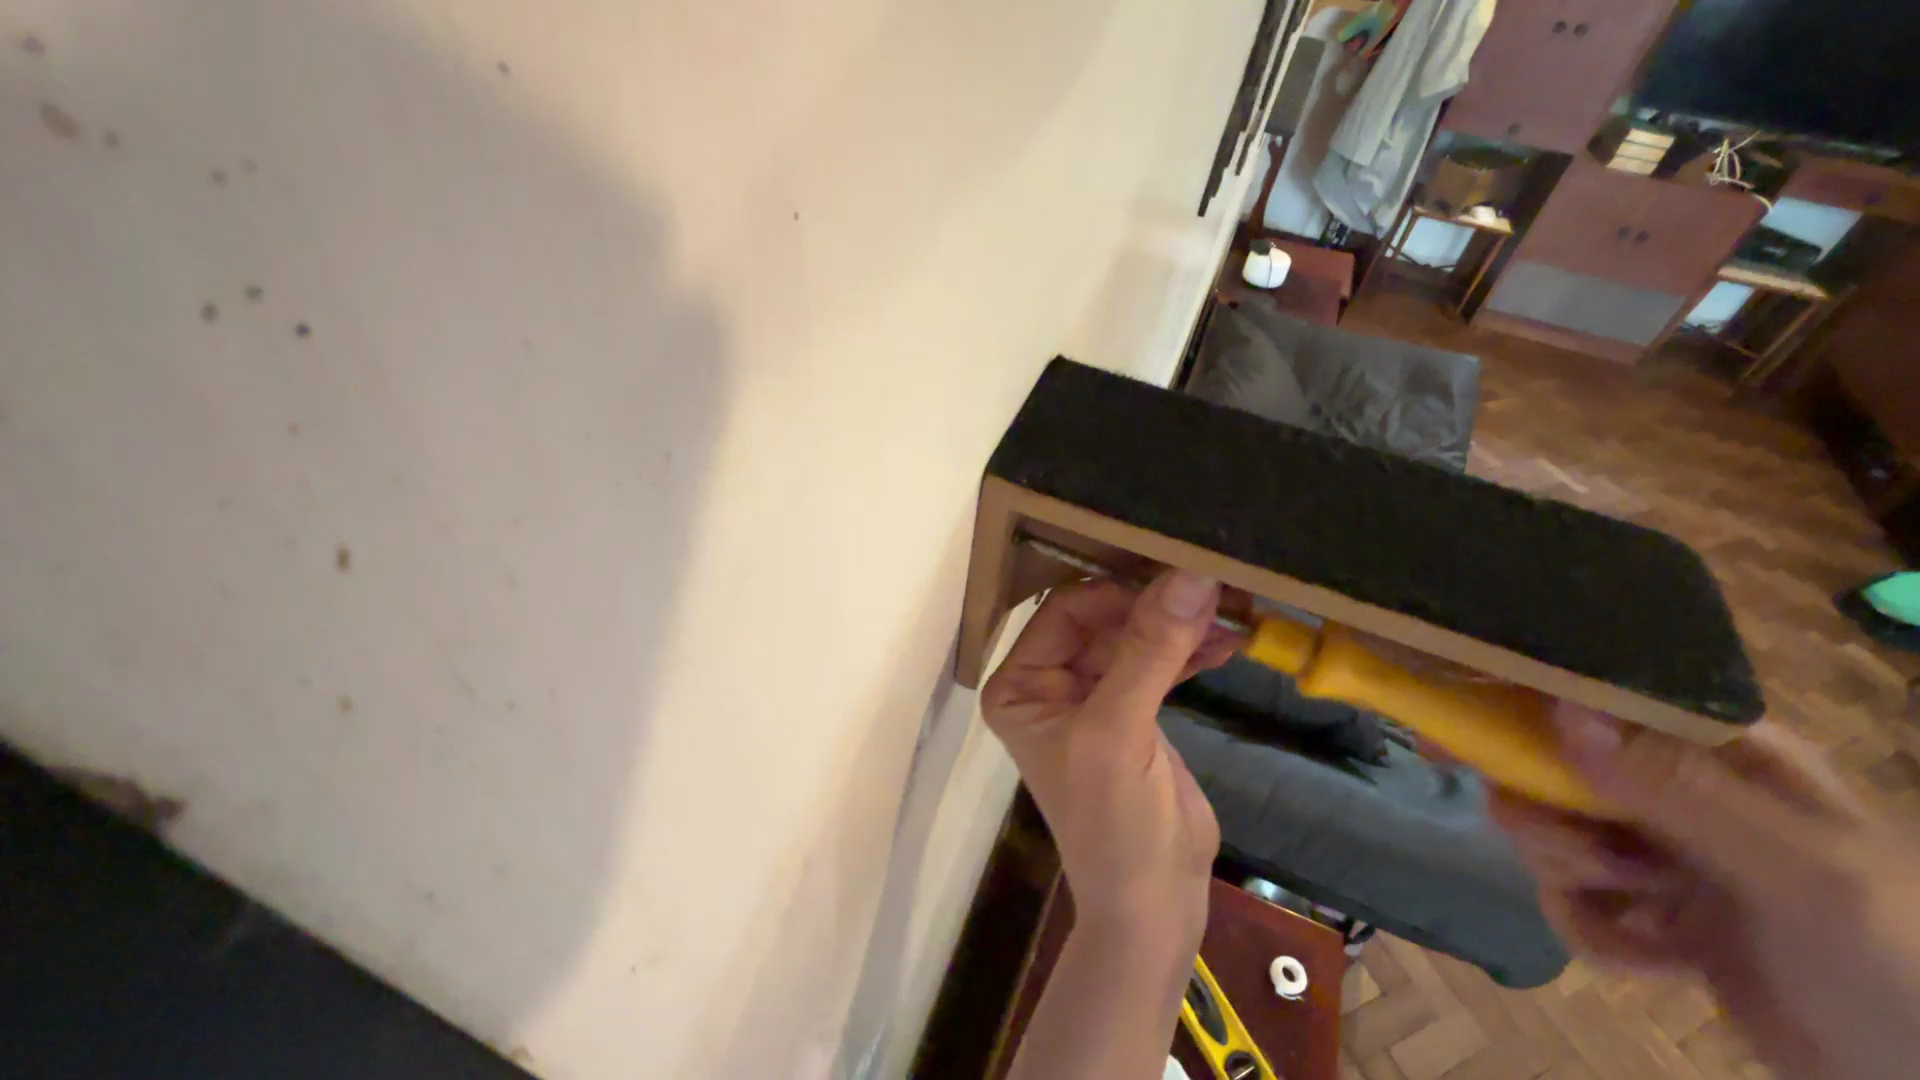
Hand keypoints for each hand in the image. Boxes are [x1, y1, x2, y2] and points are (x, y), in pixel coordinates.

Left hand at [982, 570, 1239, 937]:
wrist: (1154, 900)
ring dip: (1180, 627)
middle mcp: (1048, 685)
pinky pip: (1159, 664)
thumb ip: (1151, 651)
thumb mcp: (1120, 731)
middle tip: (1212, 586)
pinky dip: (1190, 652)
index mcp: (1019, 686)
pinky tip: (1227, 643)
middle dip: (1154, 605)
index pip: (1063, 611)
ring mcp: (1093, 698)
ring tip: (1230, 613)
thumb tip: (1190, 576)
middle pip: (1102, 619)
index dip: (1116, 591)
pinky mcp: (1134, 713)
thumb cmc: (1114, 820)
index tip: (1176, 577)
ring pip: (1135, 638)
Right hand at [1492, 704, 1919, 1079]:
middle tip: (1595, 864)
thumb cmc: (1900, 963)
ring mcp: (1664, 852)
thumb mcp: (1799, 872)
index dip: (1517, 706)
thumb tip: (1558, 707)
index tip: (1447, 729)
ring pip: (1551, 836)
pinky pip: (1573, 902)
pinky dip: (1596, 936)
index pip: (1597, 702)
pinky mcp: (1654, 913)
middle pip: (1549, 772)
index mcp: (1722, 752)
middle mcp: (1681, 789)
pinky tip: (1656, 964)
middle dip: (1554, 824)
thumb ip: (1676, 787)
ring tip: (1646, 923)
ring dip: (1576, 884)